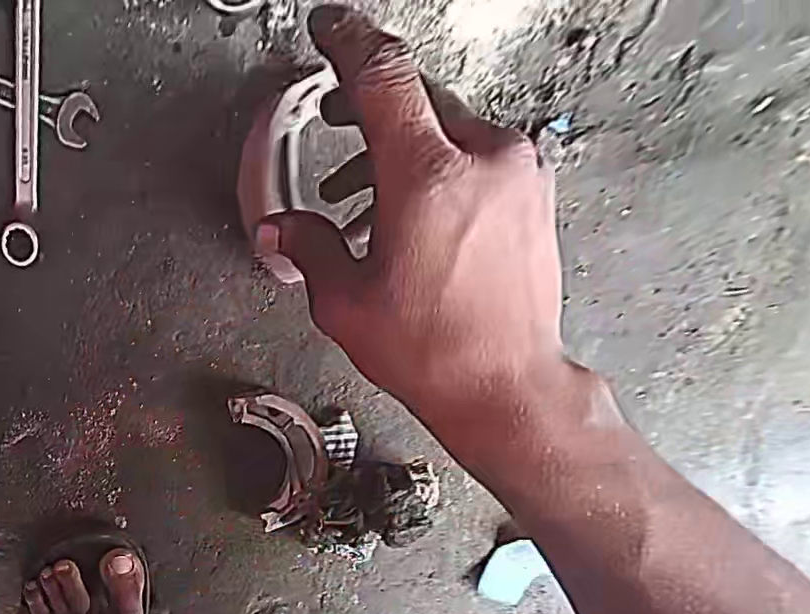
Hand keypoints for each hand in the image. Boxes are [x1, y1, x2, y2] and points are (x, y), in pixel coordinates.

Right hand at [259, 5, 566, 434]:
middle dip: (366, 110)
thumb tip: (280, 228)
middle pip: (415, 101)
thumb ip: (309, 249)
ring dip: (395, 150)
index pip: (384, 78)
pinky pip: (473, 156)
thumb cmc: (429, 348)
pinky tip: (404, 212)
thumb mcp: (344, 303)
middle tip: (330, 122)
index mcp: (426, 179)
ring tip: (354, 195)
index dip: (347, 44)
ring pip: (444, 129)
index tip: (327, 27)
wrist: (501, 381)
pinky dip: (432, 168)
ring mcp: (515, 172)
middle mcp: (482, 159)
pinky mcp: (529, 192)